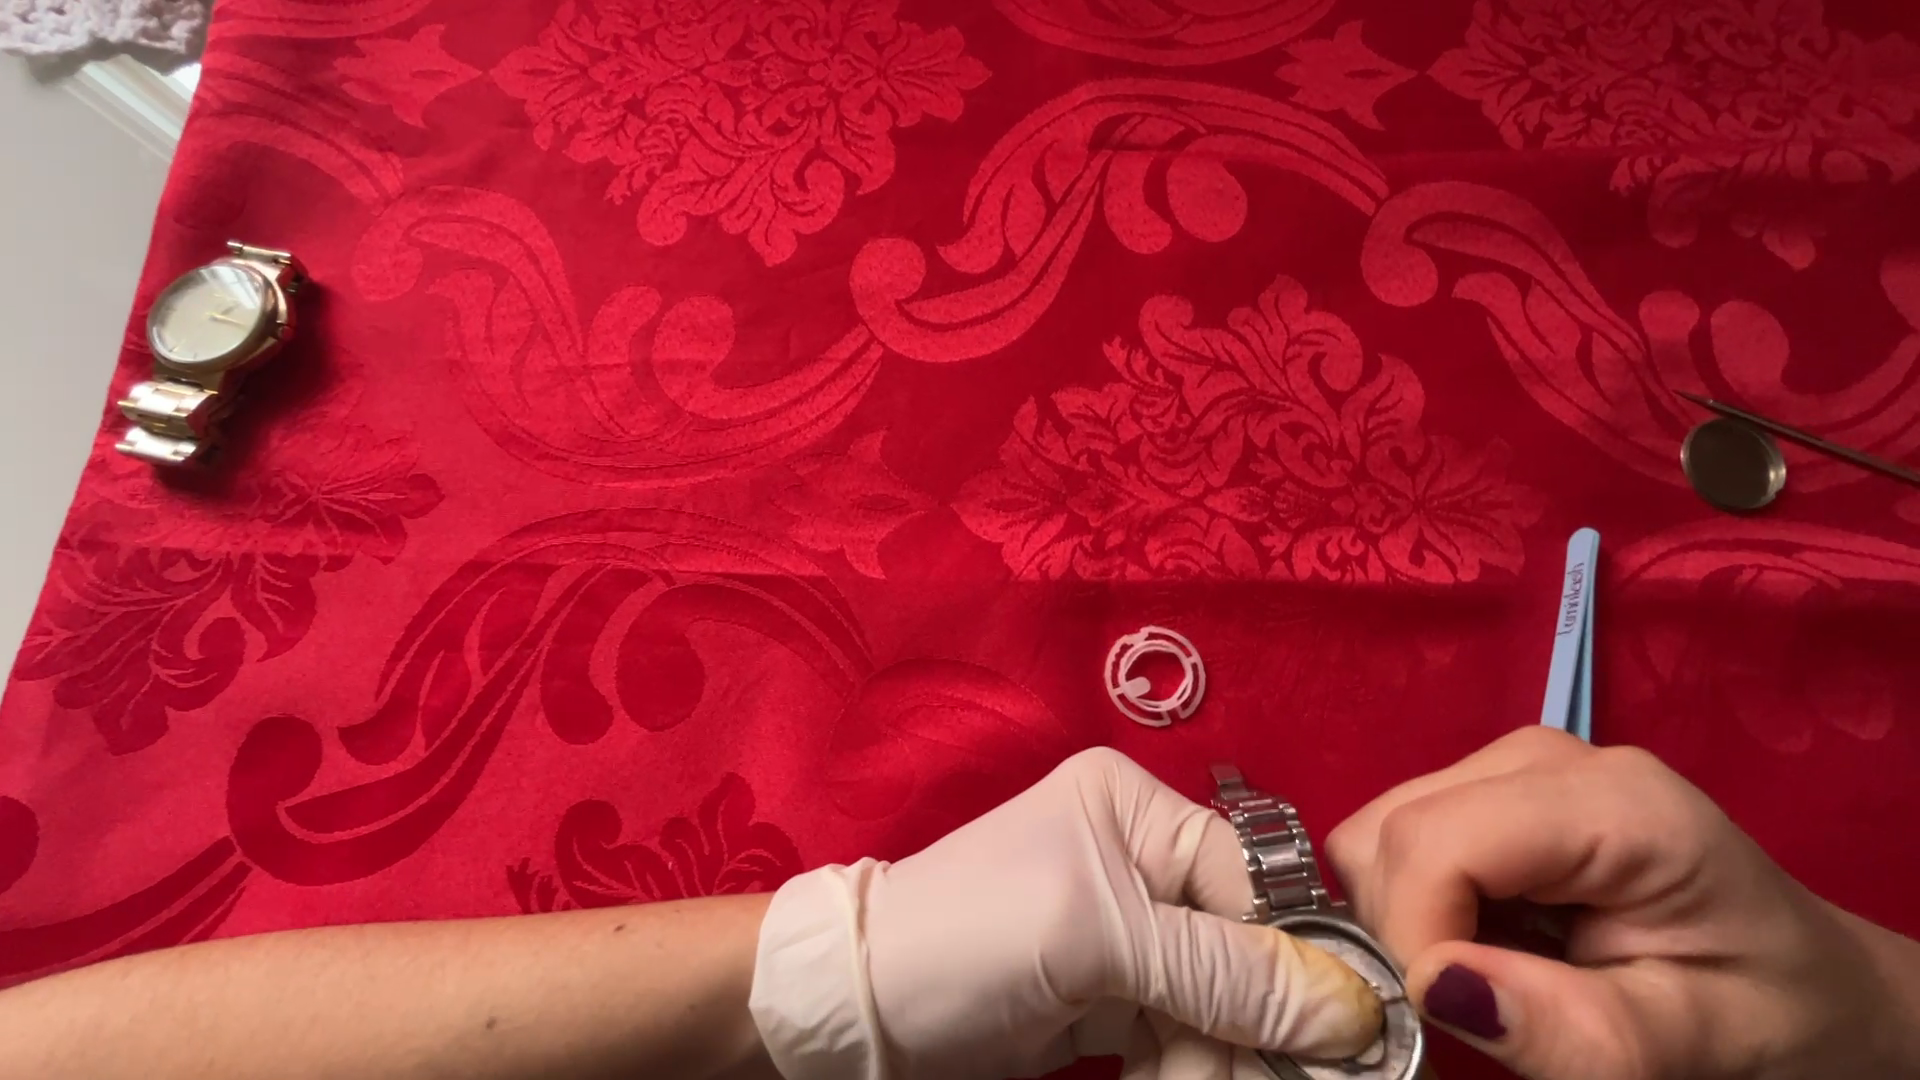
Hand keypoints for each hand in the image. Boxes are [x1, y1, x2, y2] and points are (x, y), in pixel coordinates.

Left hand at [750, 747, 1382, 1079]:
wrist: (870, 1005)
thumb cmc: (973, 935)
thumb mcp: (1096, 938)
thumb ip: (1221, 971)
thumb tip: (1351, 1005)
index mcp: (1134, 809)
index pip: (1251, 878)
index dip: (1294, 955)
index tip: (1335, 1039)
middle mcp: (1140, 856)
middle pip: (1243, 947)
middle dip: (1252, 1023)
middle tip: (1241, 1076)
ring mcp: (1130, 927)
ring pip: (1222, 1001)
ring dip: (1217, 1057)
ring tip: (1177, 1078)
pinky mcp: (1116, 988)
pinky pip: (1186, 1031)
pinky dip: (1191, 1066)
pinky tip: (1167, 1078)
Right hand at [1325, 727, 1919, 1079]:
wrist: (1805, 980)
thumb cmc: (1772, 1019)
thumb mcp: (1698, 1047)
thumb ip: (1577, 1032)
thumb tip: (1432, 985)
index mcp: (1610, 803)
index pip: (1435, 842)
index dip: (1412, 931)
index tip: (1443, 1015)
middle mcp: (1535, 758)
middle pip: (1389, 831)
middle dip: (1401, 928)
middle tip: (1473, 1001)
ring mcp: (1499, 761)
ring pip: (1373, 830)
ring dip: (1399, 913)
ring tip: (1487, 964)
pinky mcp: (1475, 780)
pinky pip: (1389, 834)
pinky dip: (1407, 895)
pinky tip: (1480, 927)